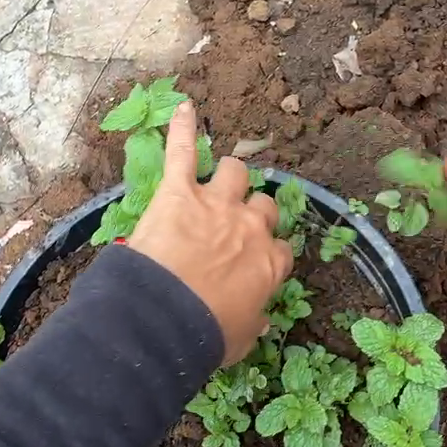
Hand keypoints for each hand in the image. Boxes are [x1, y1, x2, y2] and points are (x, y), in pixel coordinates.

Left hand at [128, 102, 292, 364]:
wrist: (166, 318)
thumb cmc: (204, 334)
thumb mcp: (240, 338)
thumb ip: (252, 323)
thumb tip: (258, 323)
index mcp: (268, 263)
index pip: (281, 248)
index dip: (267, 252)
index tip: (256, 262)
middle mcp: (250, 227)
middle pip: (262, 205)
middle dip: (253, 211)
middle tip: (236, 224)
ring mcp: (216, 204)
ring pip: (235, 173)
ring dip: (229, 178)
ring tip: (220, 181)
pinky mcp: (181, 191)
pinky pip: (185, 151)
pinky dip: (183, 129)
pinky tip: (184, 108)